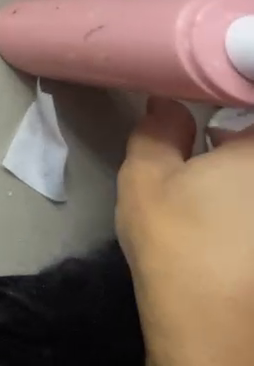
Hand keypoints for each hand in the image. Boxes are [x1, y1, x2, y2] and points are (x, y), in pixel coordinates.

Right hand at [117, 97, 253, 365]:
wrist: (214, 315)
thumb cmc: (174, 234)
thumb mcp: (146, 175)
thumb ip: (159, 132)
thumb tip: (169, 103)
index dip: (236, 83)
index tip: (212, 75)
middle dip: (239, 121)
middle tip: (208, 110)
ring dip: (242, 150)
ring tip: (215, 144)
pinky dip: (246, 180)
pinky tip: (228, 182)